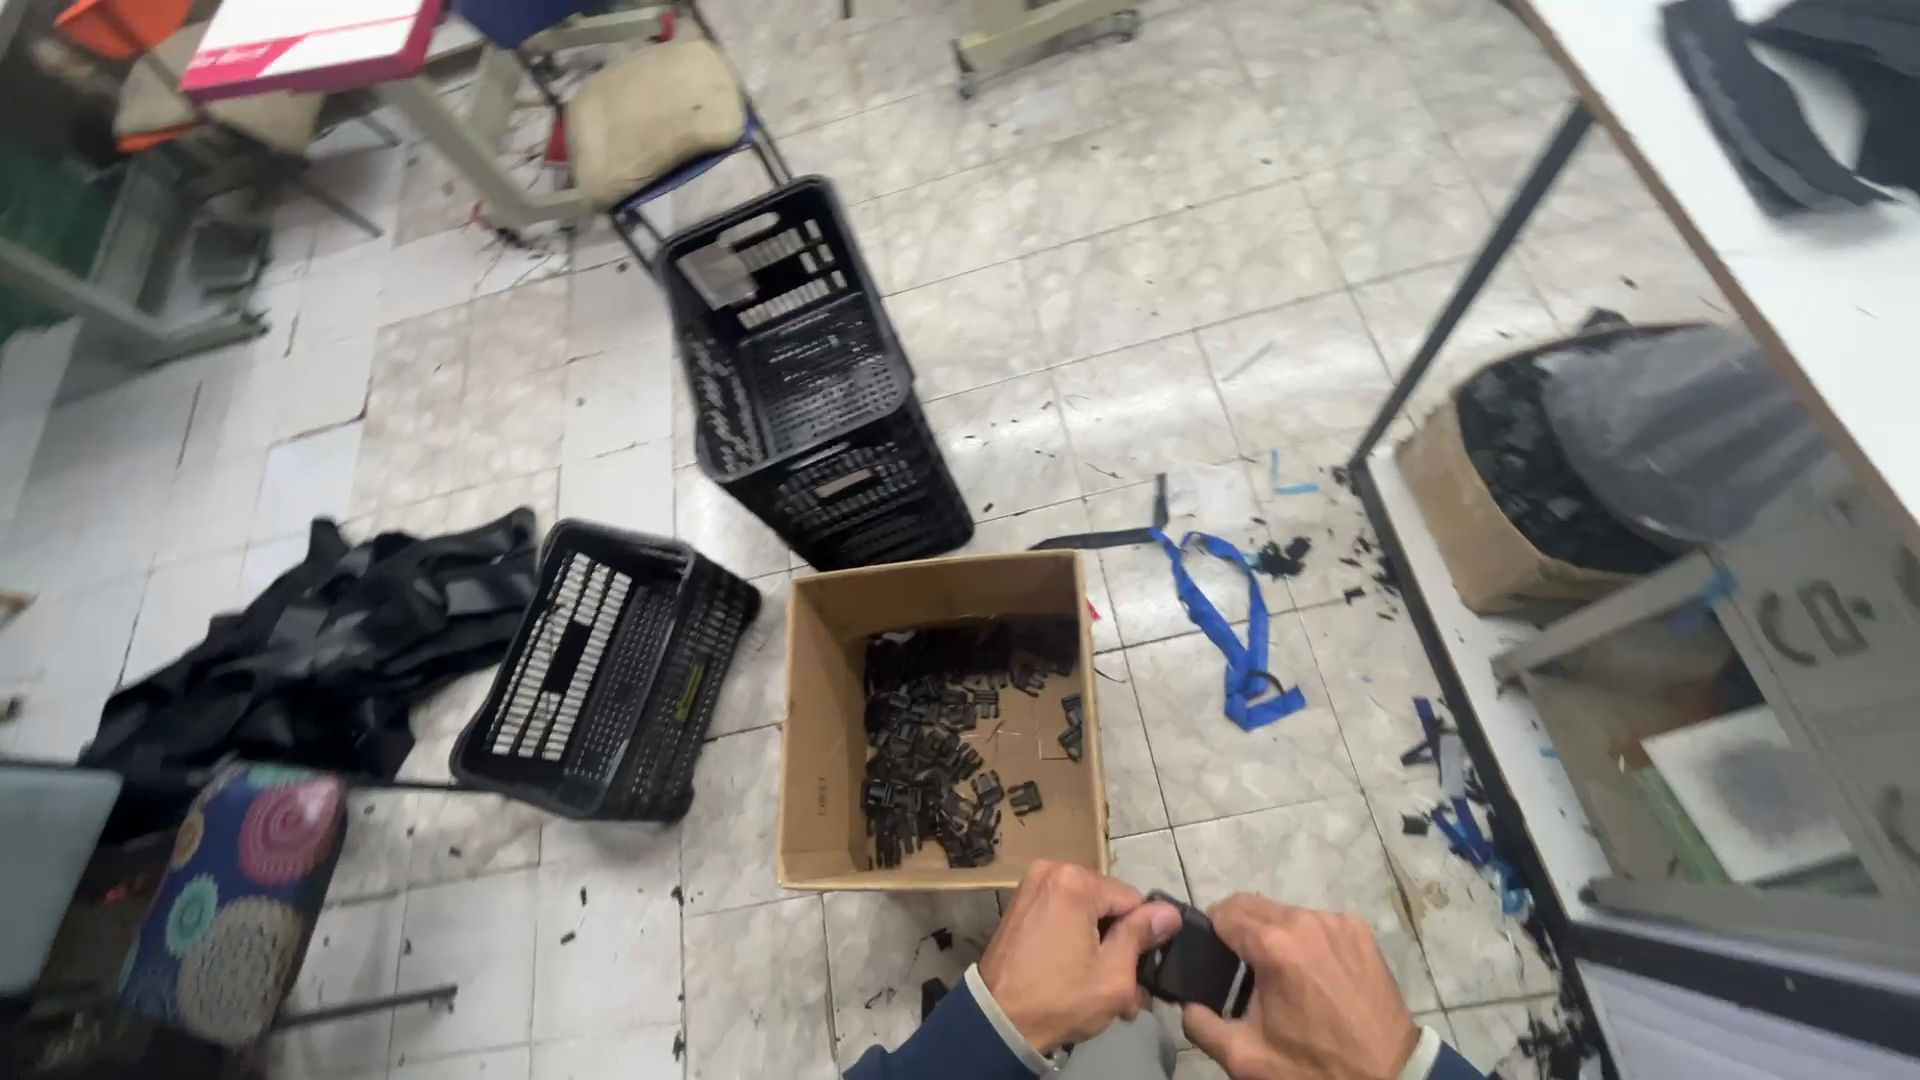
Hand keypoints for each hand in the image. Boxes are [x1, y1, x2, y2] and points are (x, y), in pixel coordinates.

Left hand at [978, 860, 1181, 1054]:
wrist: (998, 1020)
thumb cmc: (1060, 997)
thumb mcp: (1114, 973)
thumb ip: (1142, 936)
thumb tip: (1170, 912)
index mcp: (1074, 879)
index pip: (1131, 899)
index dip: (1143, 935)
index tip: (1142, 972)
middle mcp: (1051, 871)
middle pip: (1106, 905)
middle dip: (1119, 946)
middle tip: (1126, 990)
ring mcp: (1032, 887)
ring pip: (1084, 914)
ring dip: (1099, 948)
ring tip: (1105, 992)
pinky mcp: (1020, 906)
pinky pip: (1061, 916)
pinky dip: (1075, 941)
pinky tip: (1080, 976)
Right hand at [1182, 894, 1417, 1079]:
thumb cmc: (1316, 1071)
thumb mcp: (1247, 1060)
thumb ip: (1201, 1025)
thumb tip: (1187, 1002)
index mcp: (1271, 945)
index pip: (1222, 913)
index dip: (1211, 935)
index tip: (1216, 961)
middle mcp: (1301, 920)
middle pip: (1250, 905)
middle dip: (1238, 928)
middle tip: (1243, 968)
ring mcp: (1333, 921)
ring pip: (1282, 911)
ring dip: (1272, 932)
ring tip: (1282, 973)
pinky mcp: (1357, 930)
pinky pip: (1314, 921)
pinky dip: (1305, 939)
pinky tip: (1314, 972)